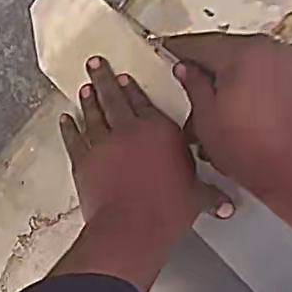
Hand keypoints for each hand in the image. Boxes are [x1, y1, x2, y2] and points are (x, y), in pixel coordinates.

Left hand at [51, 55, 231, 291]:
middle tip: (95, 63)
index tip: (125, 77)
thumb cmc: (165, 211)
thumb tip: (226, 205)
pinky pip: (73, 139)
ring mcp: (103, 144)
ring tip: (84, 86)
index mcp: (160, 130)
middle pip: (114, 98)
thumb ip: (209, 195)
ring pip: (93, 114)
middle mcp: (130, 130)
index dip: (133, 88)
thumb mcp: (194, 197)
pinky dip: (68, 128)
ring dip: (87, 99)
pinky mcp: (83, 161)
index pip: (144, 101)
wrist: (130, 227)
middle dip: (104, 78)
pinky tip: (65, 119)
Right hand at [164, 32, 291, 202]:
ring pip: (253, 66)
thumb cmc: (255, 149)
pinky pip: (272, 77)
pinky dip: (255, 91)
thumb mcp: (206, 119)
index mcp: (245, 52)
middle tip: (191, 96)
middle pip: (230, 53)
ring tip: (218, 118)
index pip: (202, 43)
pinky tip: (243, 118)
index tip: (169, 52)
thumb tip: (187, 71)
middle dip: (209, 74)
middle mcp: (274, 50)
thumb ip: (194, 86)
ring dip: (232, 84)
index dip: (180, 51)